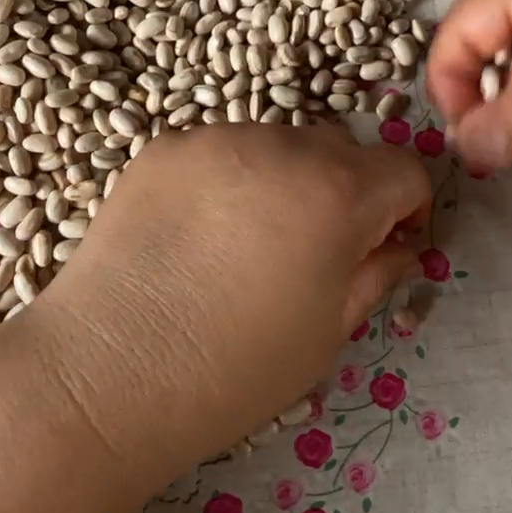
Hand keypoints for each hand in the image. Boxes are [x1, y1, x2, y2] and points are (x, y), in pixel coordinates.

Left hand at [26, 121, 431, 480]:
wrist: (106, 374)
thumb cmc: (233, 371)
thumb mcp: (328, 332)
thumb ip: (376, 273)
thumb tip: (398, 244)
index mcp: (336, 192)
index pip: (405, 169)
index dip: (405, 209)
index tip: (382, 245)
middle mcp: (281, 145)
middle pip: (342, 150)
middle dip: (346, 192)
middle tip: (311, 250)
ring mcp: (216, 137)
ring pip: (280, 145)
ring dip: (285, 181)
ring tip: (245, 243)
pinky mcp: (165, 146)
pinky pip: (223, 150)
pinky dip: (229, 179)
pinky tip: (198, 234)